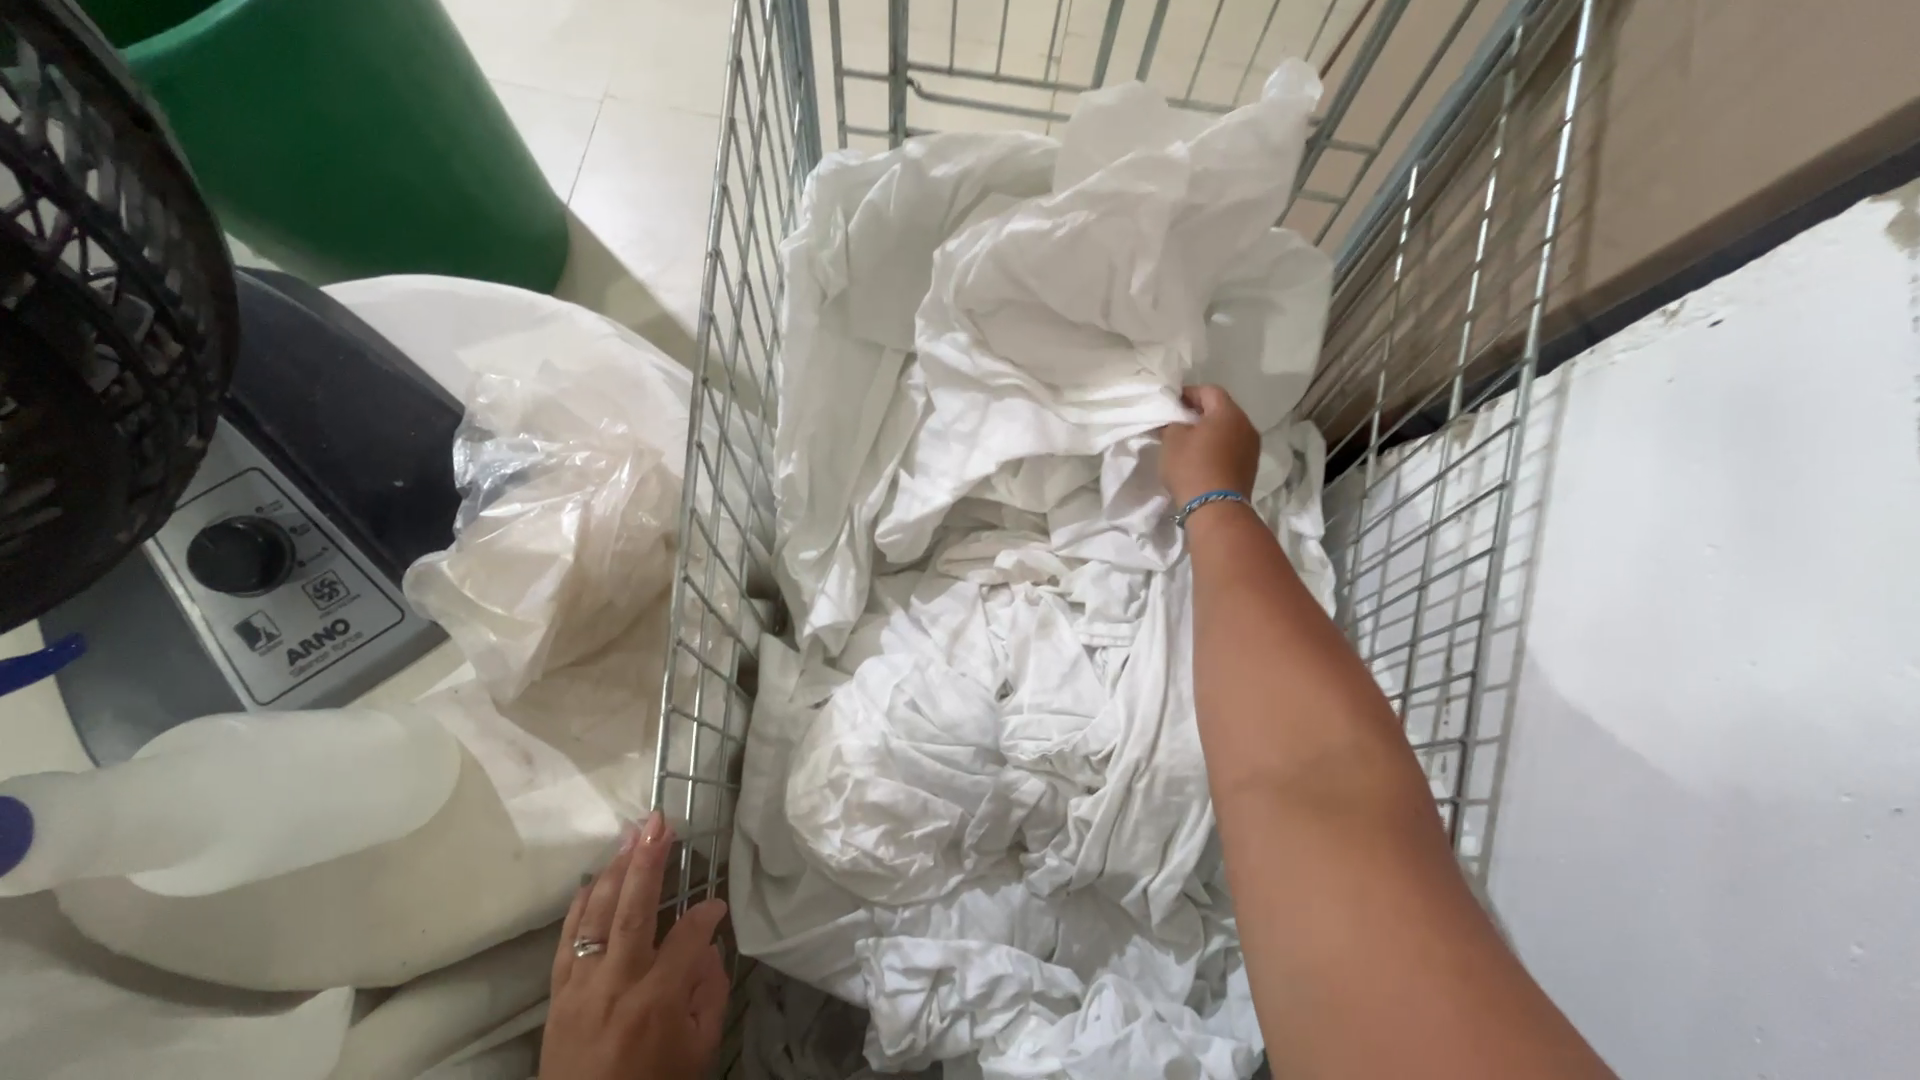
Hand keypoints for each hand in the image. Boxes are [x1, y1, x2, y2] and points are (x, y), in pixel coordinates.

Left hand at [538, 811, 729, 1079]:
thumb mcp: (698, 1051)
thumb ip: (710, 995)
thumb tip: (708, 949)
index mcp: (657, 1001)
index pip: (688, 937)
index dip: (707, 913)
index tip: (718, 904)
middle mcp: (616, 985)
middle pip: (633, 911)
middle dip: (648, 862)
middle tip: (659, 821)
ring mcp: (581, 986)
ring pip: (596, 916)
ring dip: (615, 870)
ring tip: (632, 833)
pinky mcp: (558, 994)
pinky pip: (568, 940)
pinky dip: (580, 905)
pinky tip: (593, 878)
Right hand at [1160, 385, 1260, 506]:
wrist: (1216, 509)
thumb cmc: (1191, 467)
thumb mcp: (1172, 440)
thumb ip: (1173, 423)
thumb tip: (1176, 422)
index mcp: (1228, 412)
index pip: (1209, 391)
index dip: (1189, 393)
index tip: (1172, 403)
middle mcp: (1246, 425)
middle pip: (1221, 410)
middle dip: (1200, 412)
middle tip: (1178, 421)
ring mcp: (1252, 447)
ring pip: (1228, 430)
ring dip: (1210, 431)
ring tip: (1190, 442)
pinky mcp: (1250, 466)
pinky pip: (1232, 447)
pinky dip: (1218, 447)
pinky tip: (1202, 458)